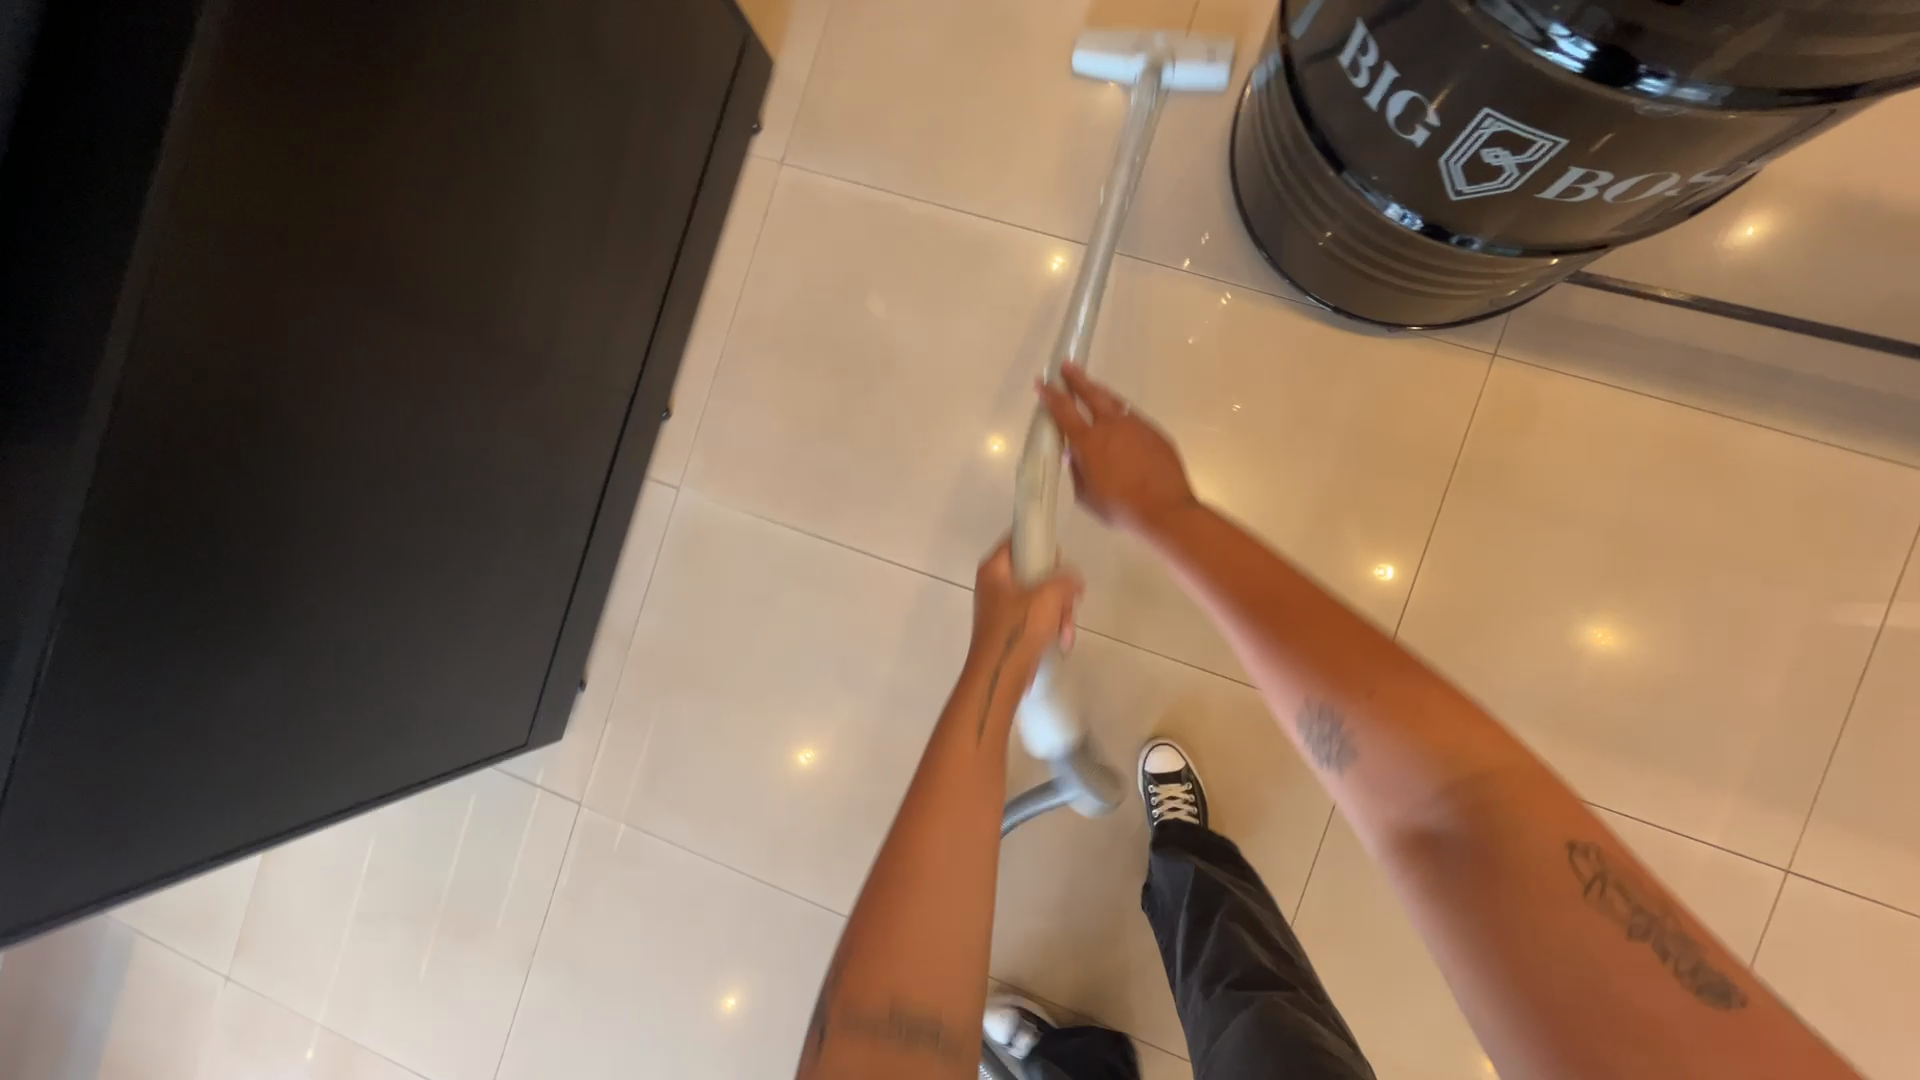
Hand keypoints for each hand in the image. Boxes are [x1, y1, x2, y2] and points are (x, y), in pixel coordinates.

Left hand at [966, 538, 1081, 690]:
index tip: (1060, 562)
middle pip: (1035, 571)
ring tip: (1065, 631)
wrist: (1001, 675)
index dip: (1042, 545)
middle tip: (1069, 603)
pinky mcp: (1009, 629)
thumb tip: (1072, 580)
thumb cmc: (1019, 629)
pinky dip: (1050, 627)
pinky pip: (1035, 618)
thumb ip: (1066, 579)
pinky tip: (1061, 641)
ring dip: (1059, 613)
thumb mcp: (1049, 596)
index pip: (1019, 539)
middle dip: (1058, 591)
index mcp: (995, 569)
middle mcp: (994, 584)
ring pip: (1039, 597)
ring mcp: (1000, 608)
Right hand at [1037, 363, 1196, 536]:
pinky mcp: (1155, 433)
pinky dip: (1121, 414)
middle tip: (1067, 366)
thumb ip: (1078, 472)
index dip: (1051, 395)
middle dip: (1077, 379)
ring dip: (1100, 393)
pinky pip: (1133, 417)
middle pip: (1092, 393)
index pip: (1064, 411)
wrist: (1166, 510)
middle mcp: (1112, 426)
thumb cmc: (1121, 508)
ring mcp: (1137, 426)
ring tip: (1092, 387)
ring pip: (1115, 402)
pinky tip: (1119, 422)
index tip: (1042, 382)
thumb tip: (1075, 457)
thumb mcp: (1087, 497)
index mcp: (1089, 442)